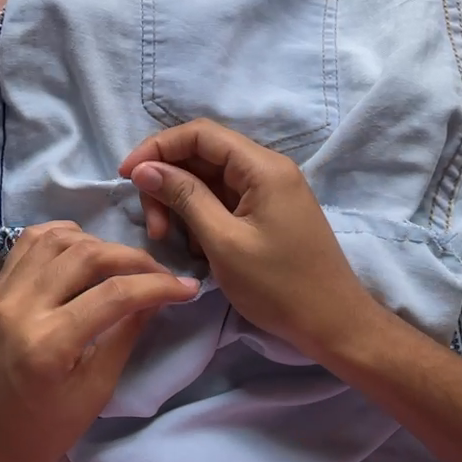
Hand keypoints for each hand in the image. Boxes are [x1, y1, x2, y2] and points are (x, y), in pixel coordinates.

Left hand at [0, 223, 197, 461]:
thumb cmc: (39, 435)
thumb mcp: (93, 394)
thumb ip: (123, 337)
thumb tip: (154, 298)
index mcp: (49, 342)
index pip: (114, 294)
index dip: (157, 285)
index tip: (187, 287)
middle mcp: (21, 306)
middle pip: (86, 255)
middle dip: (132, 258)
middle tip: (159, 274)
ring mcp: (2, 293)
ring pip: (55, 239)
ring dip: (96, 242)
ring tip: (122, 263)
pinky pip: (27, 244)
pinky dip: (59, 236)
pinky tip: (82, 249)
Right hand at [120, 119, 382, 359]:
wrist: (335, 327)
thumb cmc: (280, 287)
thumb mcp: (223, 242)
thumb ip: (183, 198)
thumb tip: (144, 169)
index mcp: (262, 167)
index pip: (199, 134)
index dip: (157, 148)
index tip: (126, 175)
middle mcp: (266, 168)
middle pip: (200, 155)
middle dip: (167, 183)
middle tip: (154, 227)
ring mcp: (267, 190)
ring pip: (207, 179)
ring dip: (180, 204)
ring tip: (172, 241)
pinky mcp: (265, 212)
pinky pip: (221, 199)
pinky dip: (199, 217)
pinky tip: (196, 249)